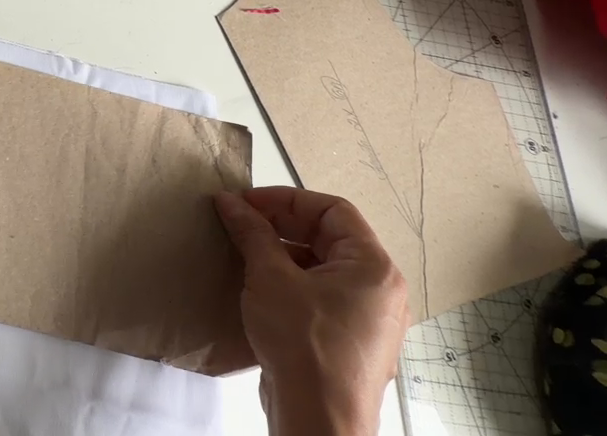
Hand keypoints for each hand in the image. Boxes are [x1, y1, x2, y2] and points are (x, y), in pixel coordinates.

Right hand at [215, 187, 407, 435]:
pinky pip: (321, 289)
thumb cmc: (302, 339)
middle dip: (281, 222)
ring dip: (282, 249)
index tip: (245, 204)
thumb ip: (252, 232)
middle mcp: (380, 288)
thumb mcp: (269, 275)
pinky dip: (290, 276)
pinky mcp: (350, 334)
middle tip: (238, 222)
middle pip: (329, 234)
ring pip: (322, 263)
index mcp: (373, 267)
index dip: (286, 199)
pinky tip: (259, 283)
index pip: (333, 209)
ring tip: (243, 251)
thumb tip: (230, 201)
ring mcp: (368, 314)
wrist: (319, 412)